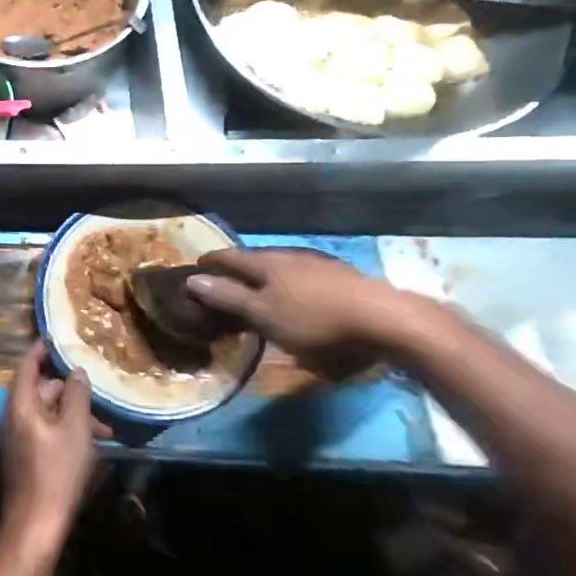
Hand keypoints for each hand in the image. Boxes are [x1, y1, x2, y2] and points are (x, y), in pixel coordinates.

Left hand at [0, 343, 102, 548]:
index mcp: (20, 405)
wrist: (35, 525)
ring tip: (104, 430)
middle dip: (70, 391)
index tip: (56, 337)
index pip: (28, 365)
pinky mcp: (23, 457)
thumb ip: (77, 396)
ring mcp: (16, 438)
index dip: (41, 349)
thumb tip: (76, 371)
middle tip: (98, 395)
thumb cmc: (57, 472)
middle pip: (40, 390)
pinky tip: (90, 447)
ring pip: (47, 414)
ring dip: (73, 415)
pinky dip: (65, 431)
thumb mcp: (76, 429)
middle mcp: (13, 417)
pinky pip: (45, 432)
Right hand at [184, 247, 407, 353]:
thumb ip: (228, 297)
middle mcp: (289, 256)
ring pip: (282, 266)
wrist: (384, 319)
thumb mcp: (263, 314)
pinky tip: (297, 297)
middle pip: (255, 259)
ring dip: (266, 276)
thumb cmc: (314, 319)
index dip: (210, 261)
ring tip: (259, 290)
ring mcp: (318, 264)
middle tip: (224, 282)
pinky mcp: (342, 278)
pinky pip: (304, 277)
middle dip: (238, 269)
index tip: (196, 266)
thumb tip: (191, 279)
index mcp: (266, 263)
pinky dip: (290, 285)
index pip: (229, 256)